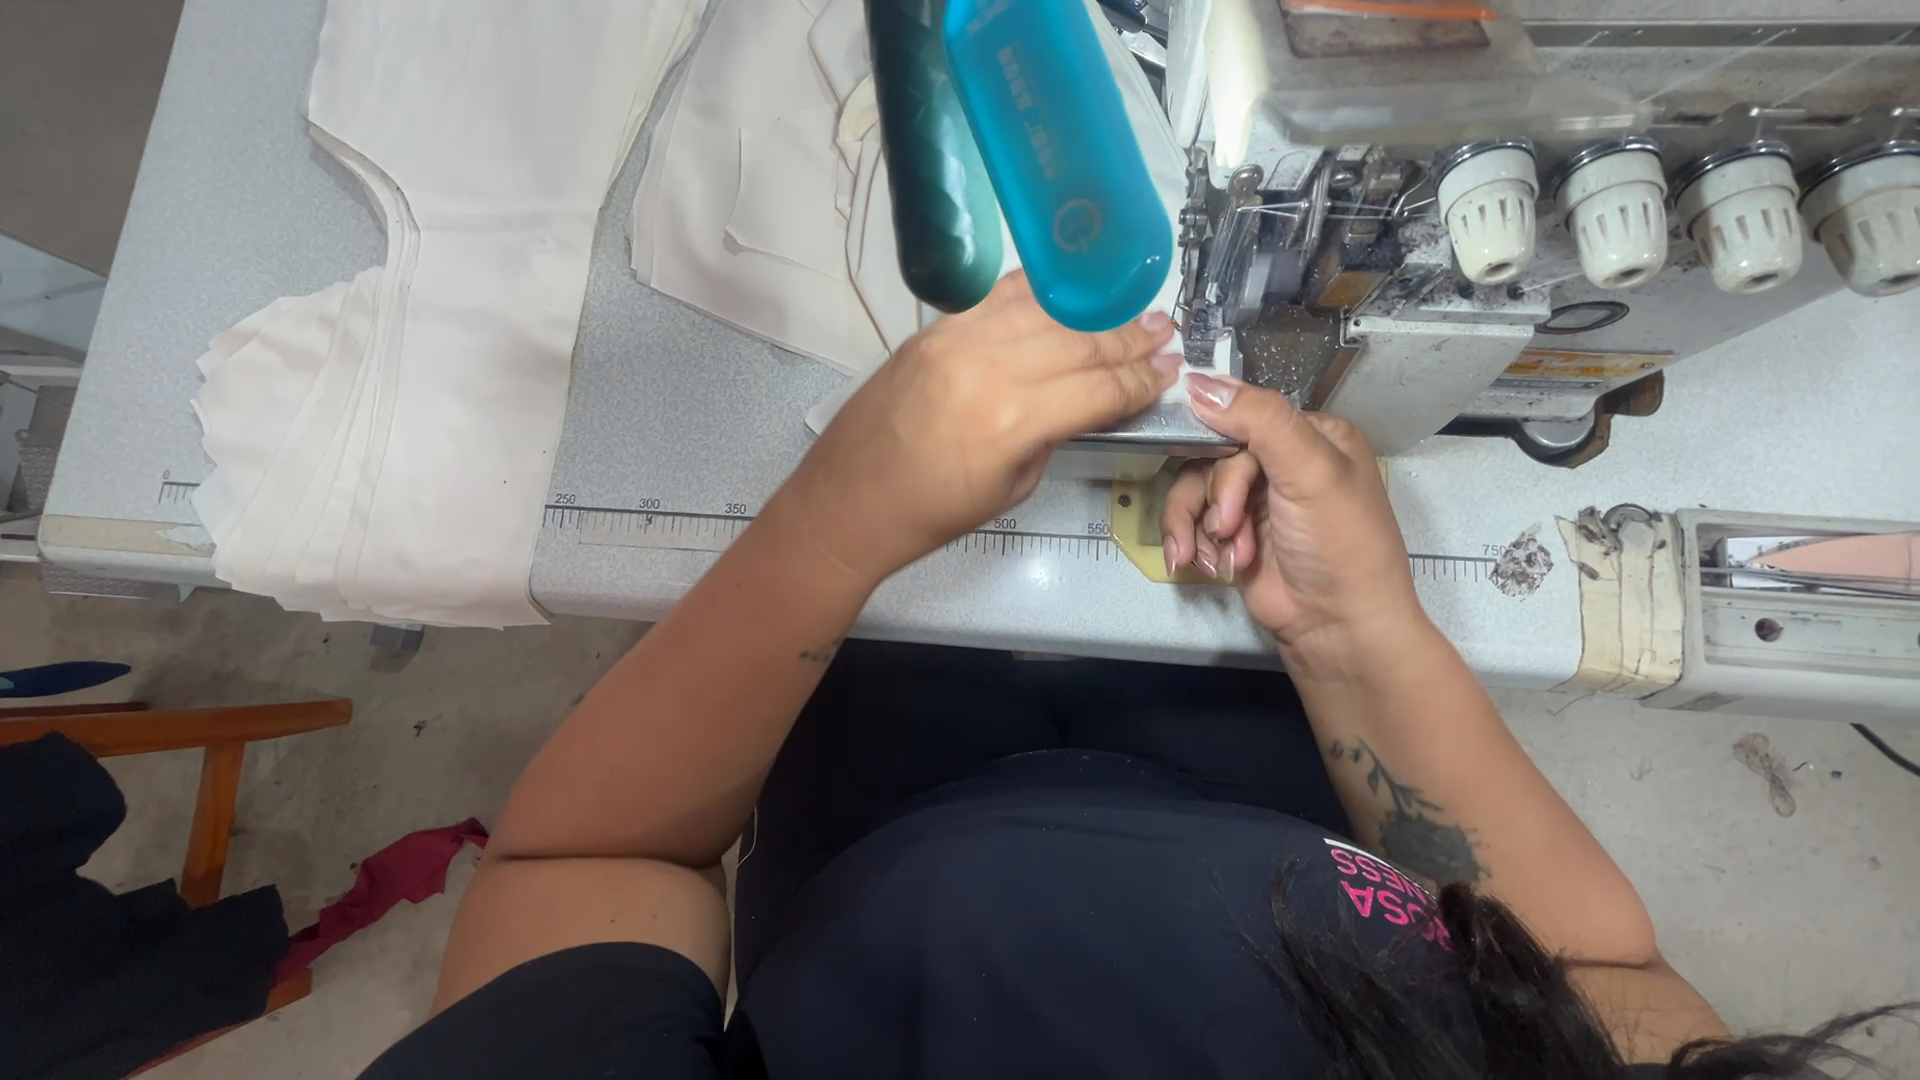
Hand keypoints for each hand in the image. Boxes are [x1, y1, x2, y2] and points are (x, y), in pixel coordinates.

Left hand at [778, 272, 1179, 585]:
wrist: (849, 501)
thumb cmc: (931, 514)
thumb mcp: (1010, 487)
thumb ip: (1053, 435)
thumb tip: (1088, 400)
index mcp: (1013, 421)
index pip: (1099, 389)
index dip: (1141, 381)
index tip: (1170, 372)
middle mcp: (989, 366)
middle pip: (1079, 341)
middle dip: (1128, 341)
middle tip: (1163, 334)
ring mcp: (956, 339)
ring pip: (1044, 309)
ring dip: (1093, 311)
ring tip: (1130, 311)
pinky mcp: (933, 329)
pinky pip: (998, 297)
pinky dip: (1039, 293)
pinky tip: (1067, 294)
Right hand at [1160, 374, 1430, 680]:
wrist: (1335, 627)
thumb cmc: (1338, 545)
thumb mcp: (1310, 472)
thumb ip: (1260, 421)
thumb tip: (1197, 381)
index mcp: (1311, 437)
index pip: (1244, 417)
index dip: (1218, 441)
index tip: (1198, 458)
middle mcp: (1281, 463)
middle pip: (1212, 456)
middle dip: (1214, 498)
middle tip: (1226, 527)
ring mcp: (1254, 501)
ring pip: (1194, 491)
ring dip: (1199, 525)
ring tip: (1218, 556)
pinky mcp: (1232, 535)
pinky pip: (1191, 523)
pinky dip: (1193, 543)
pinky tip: (1207, 566)